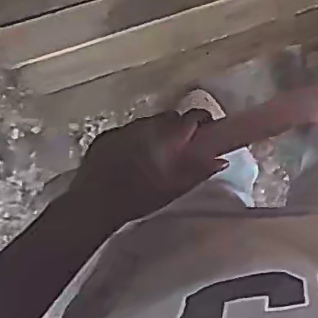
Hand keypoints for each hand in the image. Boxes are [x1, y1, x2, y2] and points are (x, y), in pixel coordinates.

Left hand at [58, 110, 225, 227]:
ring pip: (148, 123)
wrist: (96, 202)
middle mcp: (148, 125)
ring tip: (155, 154)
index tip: (208, 129)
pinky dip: (134, 140)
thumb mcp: (176, 187)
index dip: (203, 119)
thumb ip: (200, 170)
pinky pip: (127, 131)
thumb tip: (221, 160)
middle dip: (178, 127)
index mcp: (169, 136)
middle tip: (181, 147)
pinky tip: (131, 158)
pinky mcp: (107, 136)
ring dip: (155, 133)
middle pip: (170, 117)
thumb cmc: (141, 196)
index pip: (194, 115)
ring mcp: (125, 129)